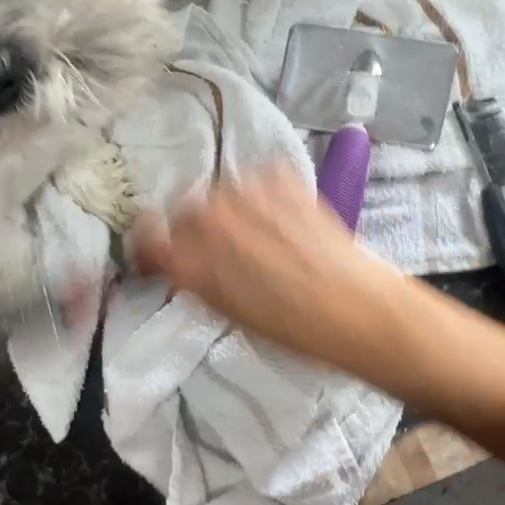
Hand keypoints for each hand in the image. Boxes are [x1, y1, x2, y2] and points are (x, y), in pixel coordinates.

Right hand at [130, 165, 405, 364]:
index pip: (147, 235)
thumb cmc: (294, 329)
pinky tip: (278, 213)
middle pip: (184, 209)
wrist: (358, 308)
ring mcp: (245, 193)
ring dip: (229, 206)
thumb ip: (198, 280)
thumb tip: (182, 261)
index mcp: (191, 262)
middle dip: (194, 225)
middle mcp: (210, 221)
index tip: (160, 252)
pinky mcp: (280, 177)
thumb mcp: (231, 312)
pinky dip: (260, 190)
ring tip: (254, 229)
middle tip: (217, 246)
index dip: (151, 243)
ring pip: (220, 189)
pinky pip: (256, 176)